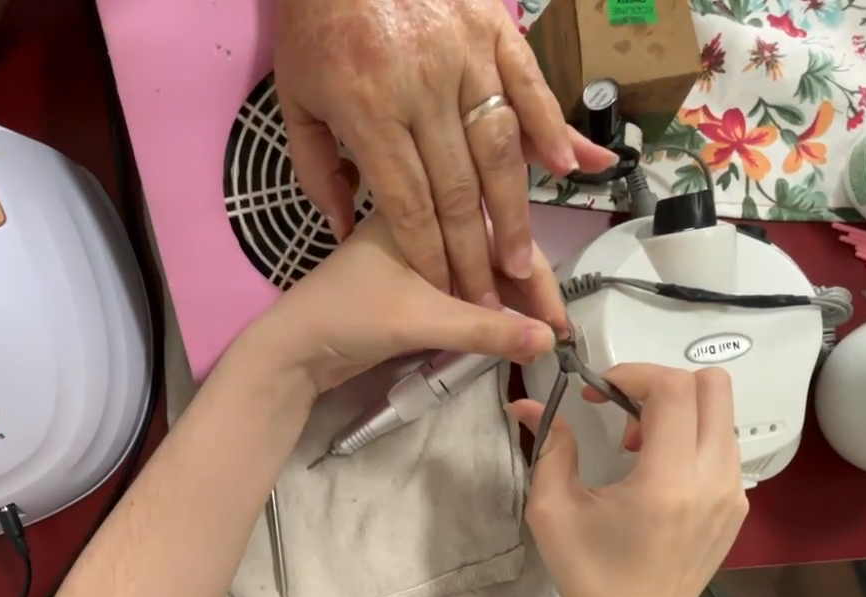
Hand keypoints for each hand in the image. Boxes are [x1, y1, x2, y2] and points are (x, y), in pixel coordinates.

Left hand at [240, 217, 559, 393]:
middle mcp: (425, 218)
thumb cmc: (347, 316)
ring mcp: (415, 250)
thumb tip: (546, 341)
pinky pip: (458, 290)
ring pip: (478, 271)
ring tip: (536, 338)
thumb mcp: (420, 320)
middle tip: (554, 336)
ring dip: (507, 303)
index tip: (559, 325)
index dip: (535, 282)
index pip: (501, 236)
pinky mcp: (406, 282)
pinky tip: (501, 331)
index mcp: (426, 203)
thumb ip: (485, 331)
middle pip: (495, 251)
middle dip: (527, 293)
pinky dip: (481, 311)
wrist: (290, 348)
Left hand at [274, 0, 615, 306]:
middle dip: (474, 253)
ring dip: (515, 211)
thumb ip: (316, 170)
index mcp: (369, 110)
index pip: (409, 203)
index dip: (431, 255)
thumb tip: (343, 228)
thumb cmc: (315, 26)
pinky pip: (529, 85)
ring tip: (524, 262)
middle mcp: (423, 88)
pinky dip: (551, 129)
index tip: (446, 296)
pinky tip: (570, 170)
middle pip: (457, 189)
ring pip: (499, 148)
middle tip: (492, 299)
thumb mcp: (294, 103)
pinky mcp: (492, 28)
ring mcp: (464, 55)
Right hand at [509, 365, 748, 596]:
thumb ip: (549, 449)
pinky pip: (723, 444)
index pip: (673, 390)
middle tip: (623, 411)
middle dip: (661, 383)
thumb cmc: (588, 573)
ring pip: (722, 413)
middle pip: (713, 387)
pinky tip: (655, 472)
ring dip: (677, 411)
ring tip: (636, 446)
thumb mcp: (552, 511)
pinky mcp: (738, 504)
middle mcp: (713, 480)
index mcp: (666, 482)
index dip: (633, 373)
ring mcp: (734, 492)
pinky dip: (689, 438)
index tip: (597, 391)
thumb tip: (529, 405)